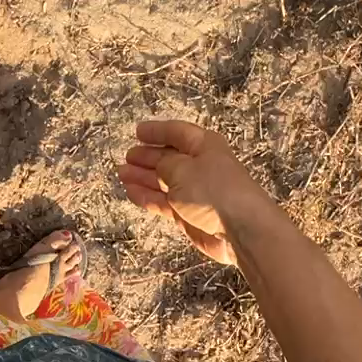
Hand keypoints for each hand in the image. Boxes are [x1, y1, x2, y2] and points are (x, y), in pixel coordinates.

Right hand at [117, 120, 278, 265]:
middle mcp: (199, 166)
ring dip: (143, 177)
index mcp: (204, 146)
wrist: (239, 229)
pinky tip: (131, 192)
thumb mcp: (182, 168)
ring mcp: (194, 192)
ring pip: (163, 181)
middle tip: (127, 157)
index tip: (137, 132)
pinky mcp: (188, 214)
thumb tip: (157, 165)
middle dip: (147, 156)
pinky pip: (163, 202)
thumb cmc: (213, 189)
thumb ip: (163, 164)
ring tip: (122, 174)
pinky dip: (147, 196)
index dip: (157, 132)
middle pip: (169, 158)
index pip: (177, 132)